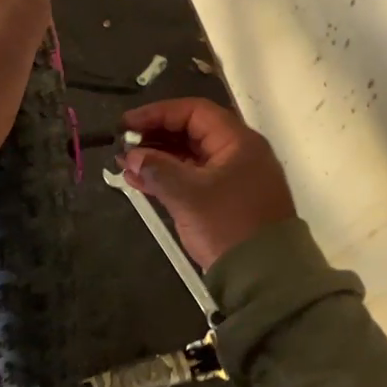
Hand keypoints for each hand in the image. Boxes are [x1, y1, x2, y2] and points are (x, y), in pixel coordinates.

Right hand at [120, 98, 295, 268]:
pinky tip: (139, 181)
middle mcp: (238, 153)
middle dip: (155, 136)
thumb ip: (157, 170)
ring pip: (190, 156)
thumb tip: (131, 156)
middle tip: (123, 145)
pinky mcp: (225, 199)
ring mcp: (232, 177)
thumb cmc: (228, 226)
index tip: (126, 124)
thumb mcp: (188, 196)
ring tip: (125, 164)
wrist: (263, 275)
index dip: (158, 113)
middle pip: (191, 132)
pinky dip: (167, 177)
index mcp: (238, 142)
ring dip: (157, 158)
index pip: (194, 111)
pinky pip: (192, 178)